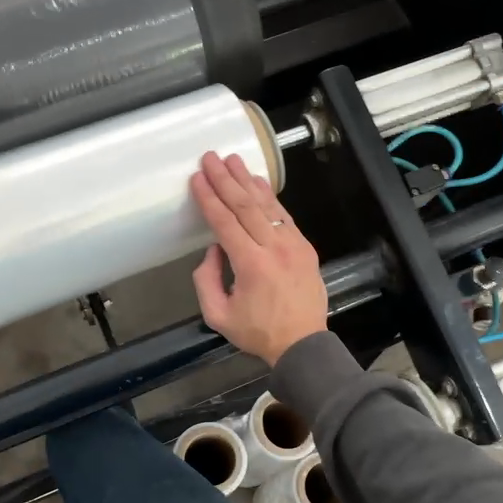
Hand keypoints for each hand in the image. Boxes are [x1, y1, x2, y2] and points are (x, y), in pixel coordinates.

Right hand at [188, 152, 328, 365]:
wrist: (303, 344)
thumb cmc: (258, 332)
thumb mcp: (218, 315)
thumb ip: (205, 280)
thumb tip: (212, 249)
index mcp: (251, 265)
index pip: (225, 223)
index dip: (209, 198)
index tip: (197, 178)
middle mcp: (274, 248)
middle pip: (246, 206)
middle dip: (225, 180)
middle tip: (210, 158)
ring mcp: (294, 245)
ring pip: (268, 205)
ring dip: (248, 181)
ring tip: (232, 160)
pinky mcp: (305, 247)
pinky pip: (284, 215)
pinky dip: (269, 197)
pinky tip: (257, 183)